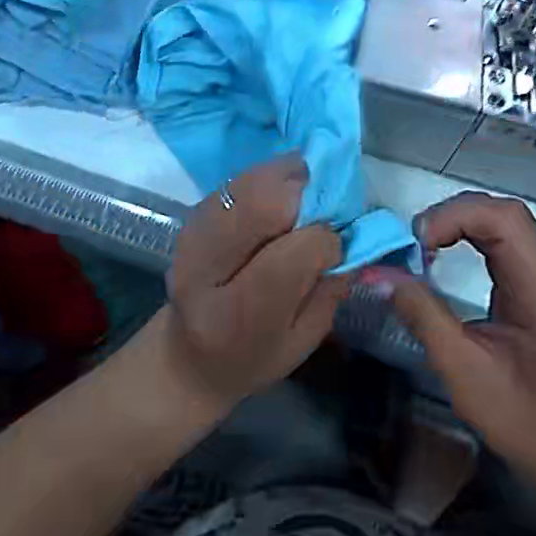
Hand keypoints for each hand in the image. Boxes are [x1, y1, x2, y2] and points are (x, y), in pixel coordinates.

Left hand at [156, 153, 351, 411]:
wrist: (186, 356)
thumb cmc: (251, 358)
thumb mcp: (300, 342)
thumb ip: (327, 292)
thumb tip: (349, 237)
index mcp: (236, 317)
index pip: (290, 257)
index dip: (323, 241)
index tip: (335, 245)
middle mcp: (205, 271)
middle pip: (258, 207)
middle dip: (301, 196)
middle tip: (321, 203)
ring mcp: (191, 238)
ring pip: (245, 185)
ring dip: (283, 178)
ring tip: (303, 189)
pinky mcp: (190, 218)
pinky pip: (235, 182)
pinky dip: (265, 178)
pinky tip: (280, 191)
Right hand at [388, 192, 535, 490]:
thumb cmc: (524, 424)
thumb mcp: (465, 374)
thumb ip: (423, 316)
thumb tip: (381, 273)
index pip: (507, 220)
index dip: (456, 215)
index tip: (418, 242)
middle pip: (508, 216)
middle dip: (455, 217)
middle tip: (416, 244)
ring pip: (511, 223)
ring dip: (464, 225)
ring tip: (428, 248)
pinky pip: (516, 241)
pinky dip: (478, 238)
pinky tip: (454, 256)